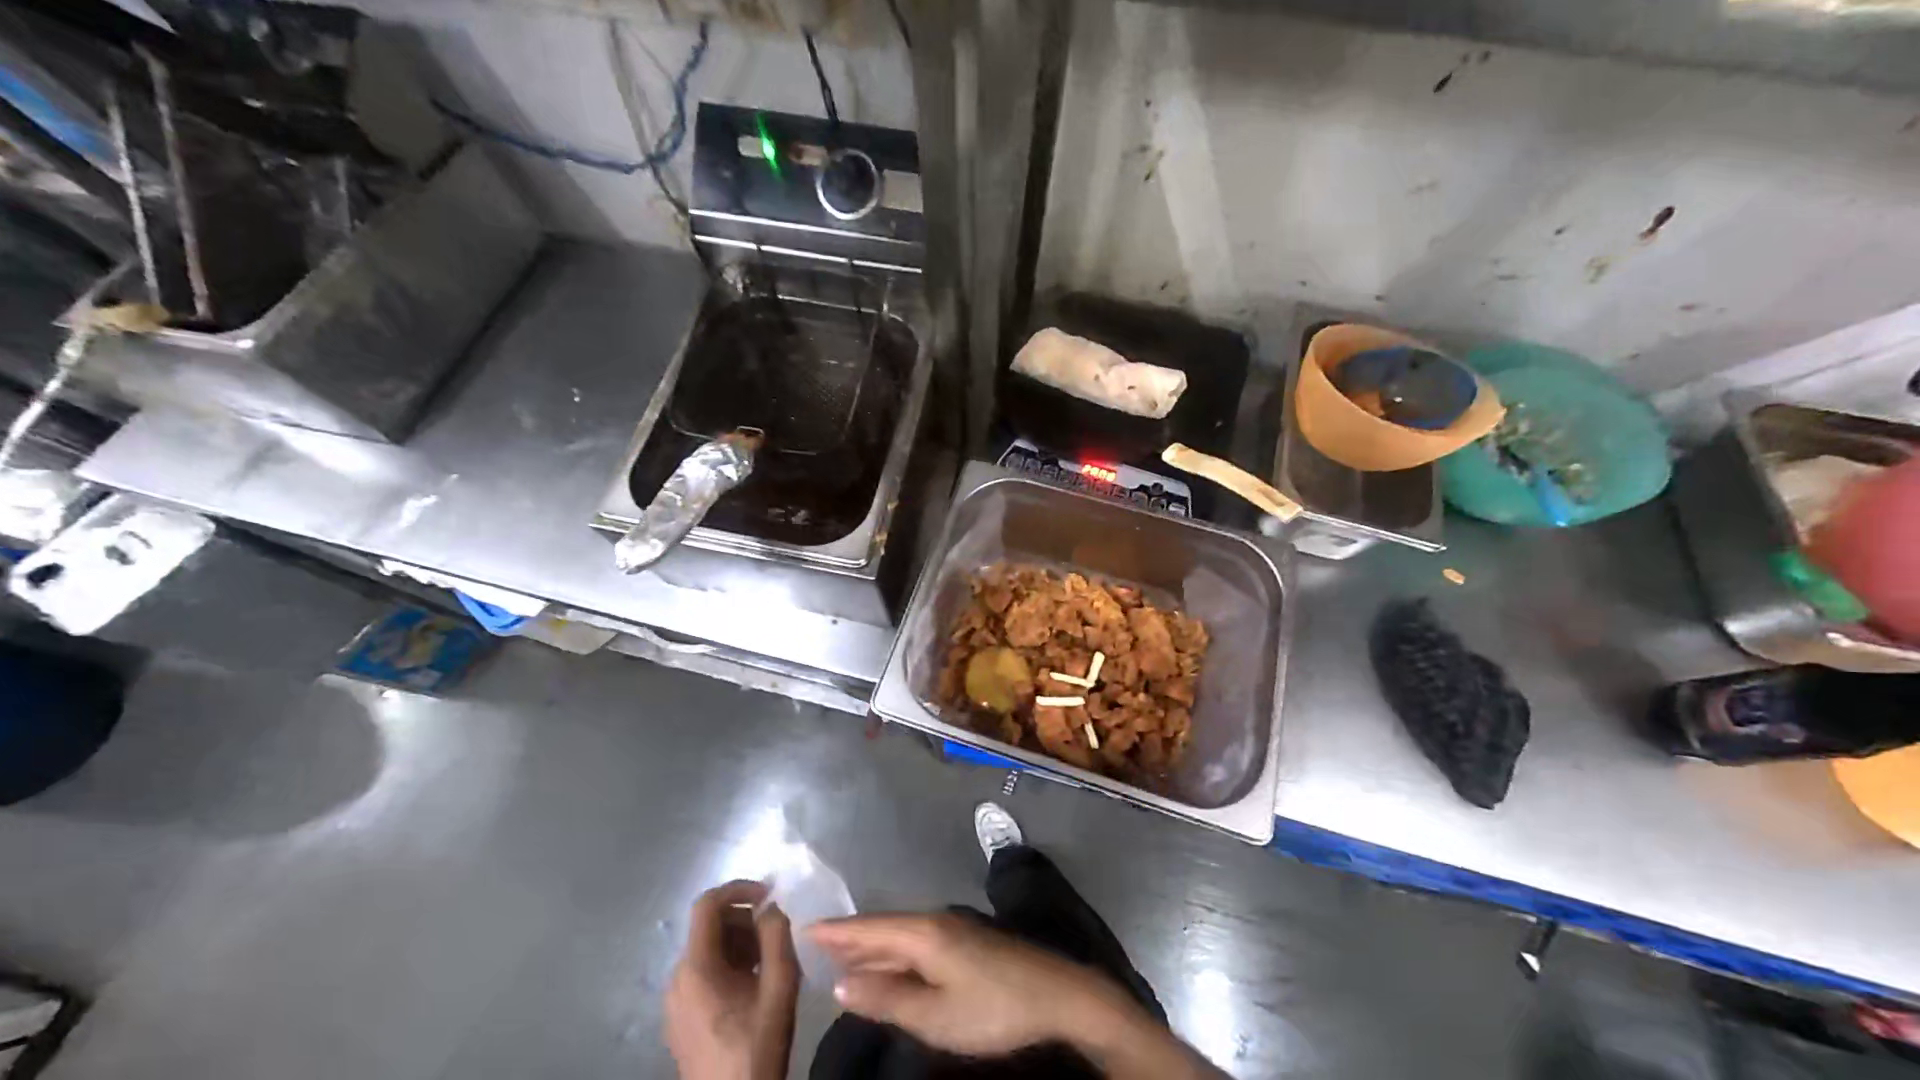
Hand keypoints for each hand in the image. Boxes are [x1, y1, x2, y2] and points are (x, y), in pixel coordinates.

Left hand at [664, 881, 799, 1079]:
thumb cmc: (757, 1046)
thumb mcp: (780, 986)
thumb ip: (777, 936)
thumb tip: (771, 907)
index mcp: (696, 967)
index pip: (707, 904)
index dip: (739, 889)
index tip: (769, 895)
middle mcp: (676, 979)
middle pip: (708, 927)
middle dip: (744, 922)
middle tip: (775, 939)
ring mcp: (673, 1002)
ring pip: (706, 952)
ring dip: (738, 945)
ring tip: (768, 967)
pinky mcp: (678, 1020)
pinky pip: (701, 976)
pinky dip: (727, 968)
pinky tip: (751, 990)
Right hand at [808, 912, 1136, 1056]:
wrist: (1058, 995)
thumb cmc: (993, 1008)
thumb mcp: (935, 1015)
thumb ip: (888, 998)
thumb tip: (841, 984)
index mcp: (925, 933)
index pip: (870, 928)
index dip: (837, 932)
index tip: (805, 928)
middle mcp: (935, 922)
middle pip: (885, 928)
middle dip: (852, 938)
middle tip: (817, 945)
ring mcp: (954, 930)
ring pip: (902, 935)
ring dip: (874, 946)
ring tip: (844, 956)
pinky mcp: (968, 943)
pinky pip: (919, 942)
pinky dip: (896, 953)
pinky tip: (891, 965)